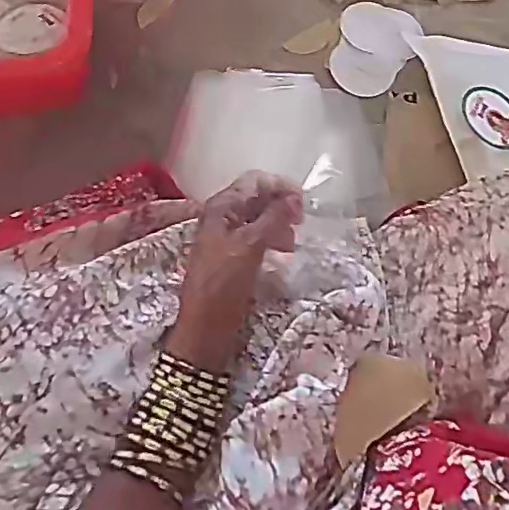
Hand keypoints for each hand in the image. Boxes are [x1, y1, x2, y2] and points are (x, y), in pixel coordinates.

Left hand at [166, 172, 303, 370]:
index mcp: (220, 207)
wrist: (205, 328)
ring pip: (259, 217)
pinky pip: (257, 235)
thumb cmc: (224, 283)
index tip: (303, 202)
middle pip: (257, 197)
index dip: (280, 186)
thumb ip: (274, 217)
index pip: (255, 181)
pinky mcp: (233, 254)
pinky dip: (272, 238)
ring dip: (279, 223)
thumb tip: (294, 197)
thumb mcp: (251, 245)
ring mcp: (226, 236)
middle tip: (301, 221)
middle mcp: (222, 216)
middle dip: (281, 205)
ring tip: (292, 241)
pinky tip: (283, 251)